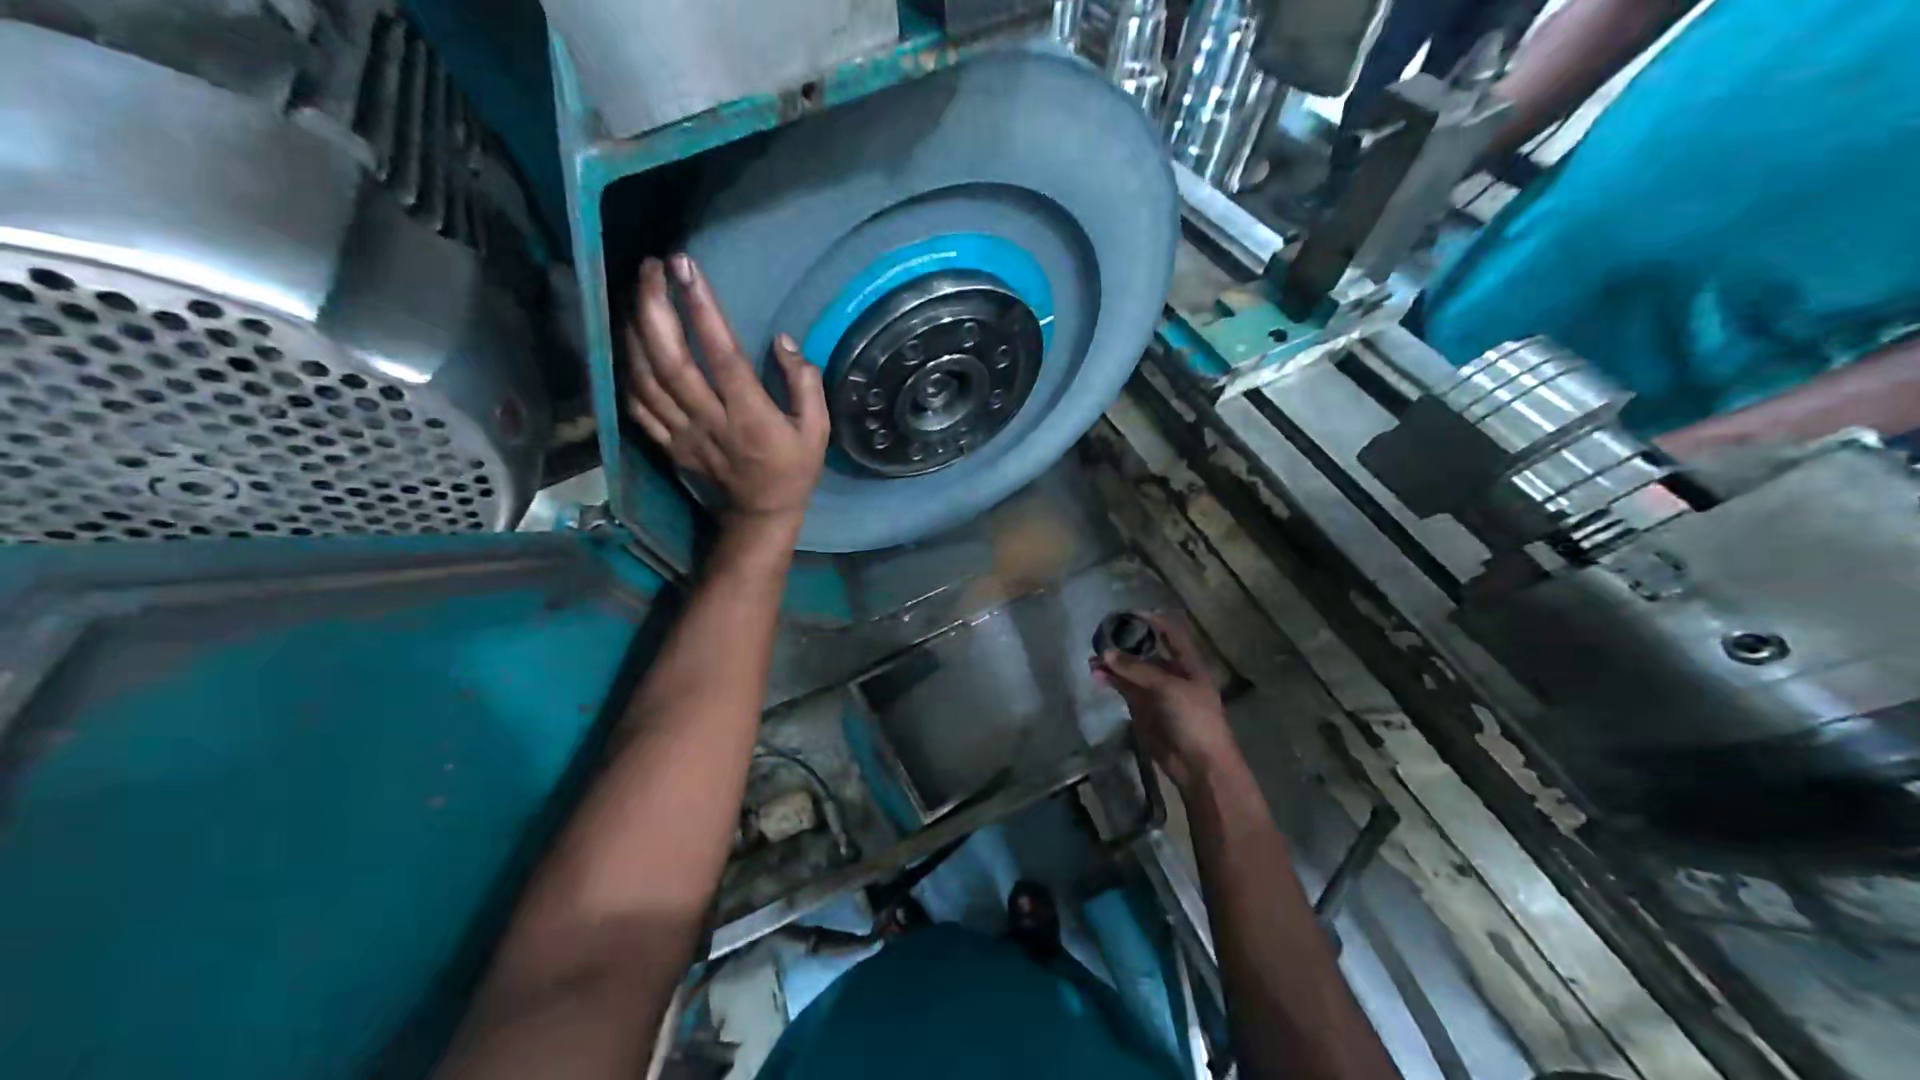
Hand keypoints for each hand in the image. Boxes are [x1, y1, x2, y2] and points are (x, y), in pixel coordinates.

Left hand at [622, 254, 828, 523]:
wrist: (760, 515)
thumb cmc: (793, 469)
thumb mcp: (817, 430)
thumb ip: (805, 384)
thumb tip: (783, 341)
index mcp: (750, 416)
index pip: (721, 354)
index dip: (701, 308)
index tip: (686, 267)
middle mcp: (710, 420)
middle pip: (671, 359)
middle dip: (655, 307)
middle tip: (650, 268)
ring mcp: (683, 433)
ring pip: (646, 378)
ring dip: (634, 331)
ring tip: (637, 293)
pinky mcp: (668, 443)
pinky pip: (638, 405)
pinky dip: (626, 370)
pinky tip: (628, 340)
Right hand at [1092, 612, 1238, 789]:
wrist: (1199, 764)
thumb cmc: (1193, 719)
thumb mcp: (1168, 687)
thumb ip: (1136, 669)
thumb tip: (1105, 654)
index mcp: (1188, 664)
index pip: (1170, 633)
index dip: (1152, 621)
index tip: (1127, 613)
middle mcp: (1171, 673)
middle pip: (1145, 651)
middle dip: (1124, 643)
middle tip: (1100, 636)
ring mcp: (1155, 692)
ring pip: (1130, 670)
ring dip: (1112, 663)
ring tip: (1092, 660)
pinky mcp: (1142, 709)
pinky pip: (1123, 688)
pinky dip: (1110, 680)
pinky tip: (1096, 676)